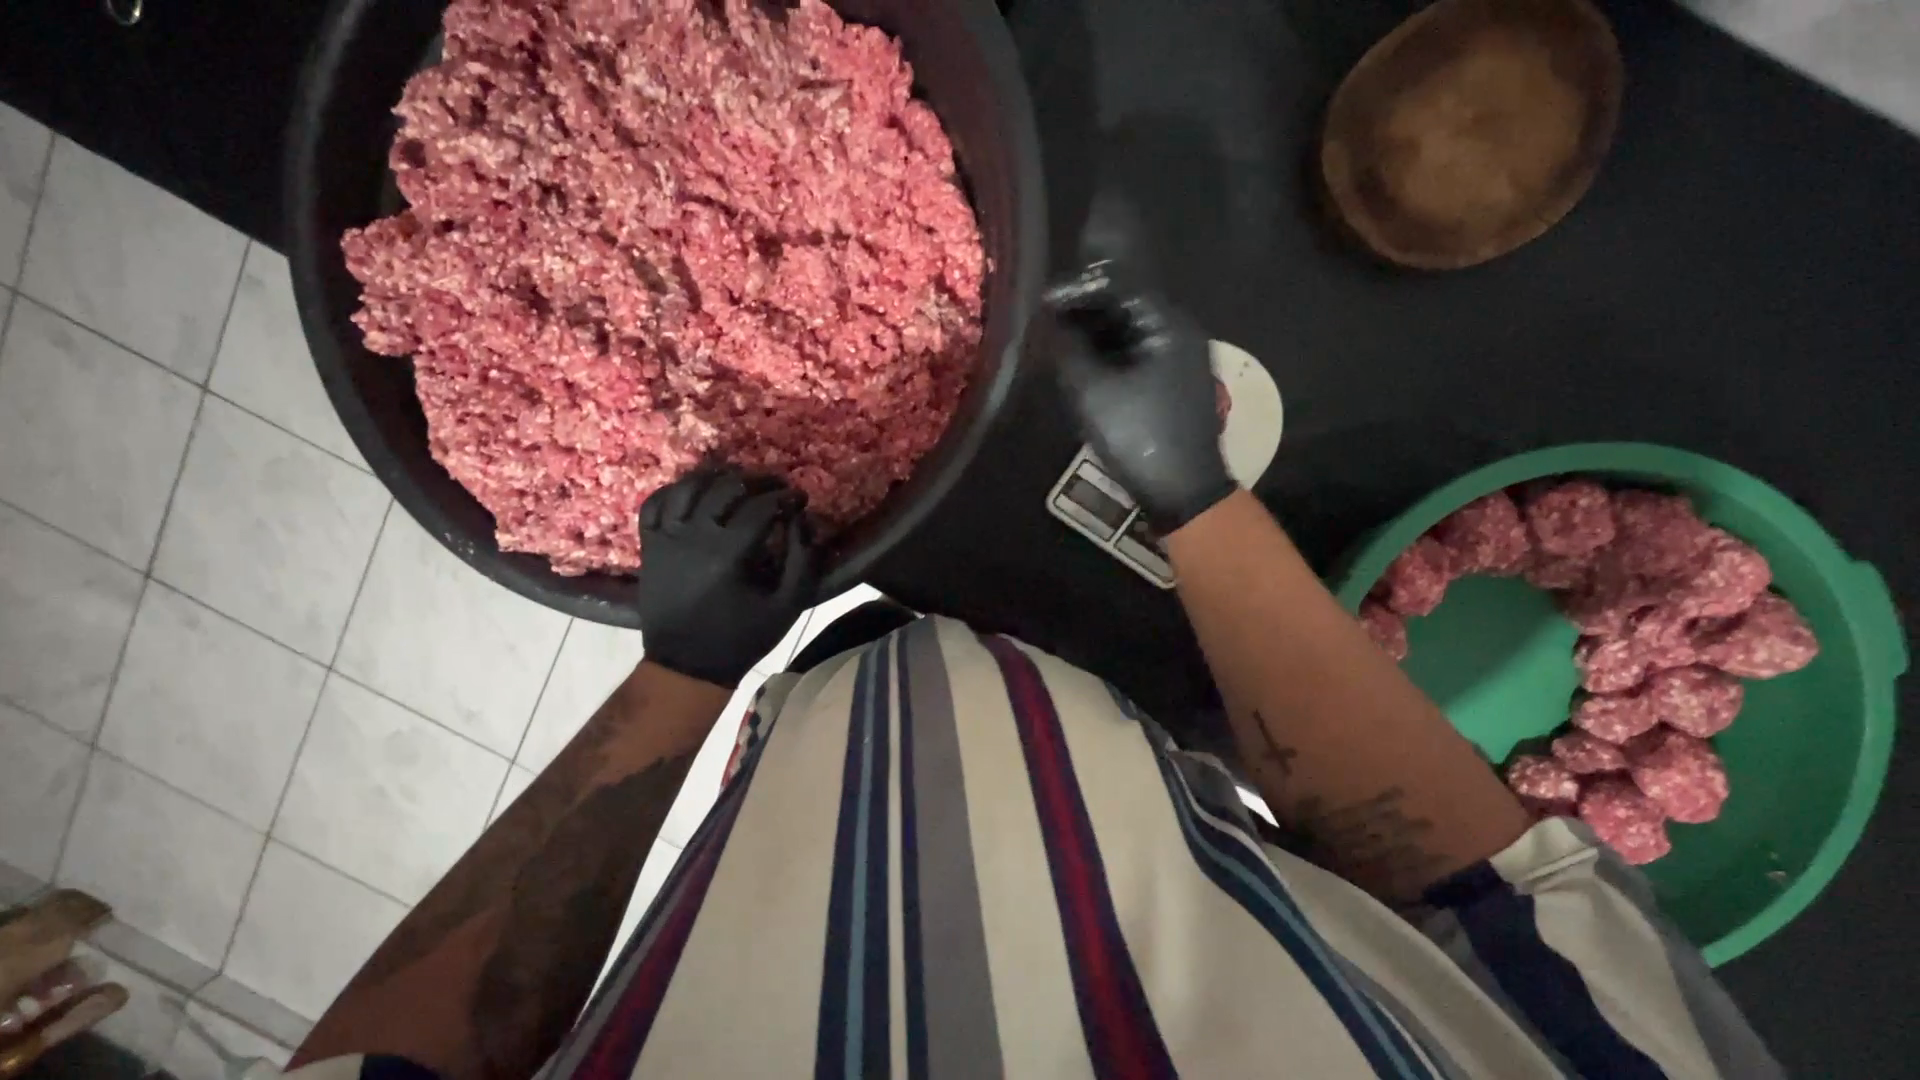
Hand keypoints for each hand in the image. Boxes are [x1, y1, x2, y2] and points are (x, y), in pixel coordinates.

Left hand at [636, 467, 818, 687]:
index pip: (760, 507)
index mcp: (728, 555)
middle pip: (725, 487)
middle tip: (775, 486)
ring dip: (717, 478)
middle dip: (756, 481)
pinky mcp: (649, 545)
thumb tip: (803, 521)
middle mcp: (693, 538)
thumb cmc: (742, 638)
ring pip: (689, 487)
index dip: (785, 497)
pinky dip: (676, 490)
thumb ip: (802, 562)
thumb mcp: (787, 607)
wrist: (686, 665)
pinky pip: (656, 502)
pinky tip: (696, 493)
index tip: (799, 498)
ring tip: (737, 483)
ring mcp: (666, 538)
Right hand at [1046, 261, 1235, 532]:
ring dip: (1095, 336)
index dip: (1079, 289)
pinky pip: (1138, 355)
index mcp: (1169, 326)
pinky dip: (1110, 356)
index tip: (1044, 301)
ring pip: (1131, 333)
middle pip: (1128, 307)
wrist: (1183, 491)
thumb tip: (1044, 320)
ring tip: (1056, 344)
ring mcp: (1181, 361)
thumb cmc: (1140, 436)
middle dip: (1085, 313)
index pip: (1121, 286)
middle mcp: (1181, 334)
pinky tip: (1082, 366)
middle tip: (1045, 324)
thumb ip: (1066, 350)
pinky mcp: (1174, 385)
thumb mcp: (1093, 392)